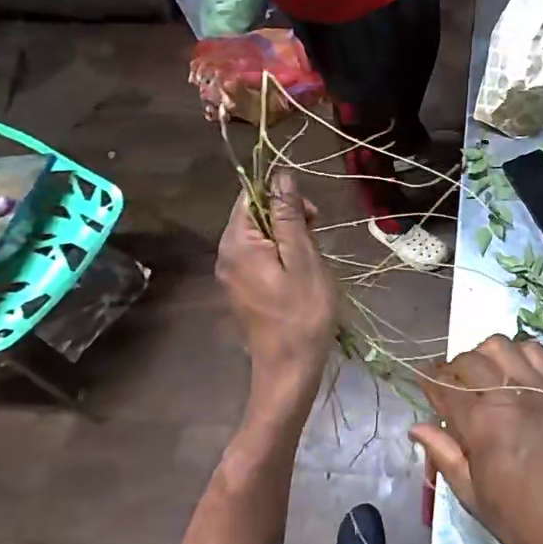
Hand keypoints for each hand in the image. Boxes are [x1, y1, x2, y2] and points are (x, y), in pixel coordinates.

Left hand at [216, 170, 337, 385]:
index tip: (311, 216)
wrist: (290, 368)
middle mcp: (226, 254)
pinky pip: (260, 256)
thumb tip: (280, 176)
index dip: (282, 196)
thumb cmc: (302, 311)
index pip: (251, 196)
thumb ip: (289, 215)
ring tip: (312, 259)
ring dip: (288, 237)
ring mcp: (231, 273)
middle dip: (288, 217)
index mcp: (237, 243)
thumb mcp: (302, 257)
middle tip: (317, 237)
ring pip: (260, 236)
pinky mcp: (242, 288)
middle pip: (255, 215)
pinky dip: (281, 255)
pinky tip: (300, 274)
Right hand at [411, 336, 542, 543]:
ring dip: (483, 356)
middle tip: (450, 391)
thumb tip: (417, 427)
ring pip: (499, 345)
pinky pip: (535, 350)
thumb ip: (445, 455)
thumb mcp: (474, 497)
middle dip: (451, 370)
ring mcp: (538, 386)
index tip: (422, 385)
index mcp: (481, 423)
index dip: (428, 382)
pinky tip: (514, 374)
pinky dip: (518, 353)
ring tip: (482, 378)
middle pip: (468, 360)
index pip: (444, 385)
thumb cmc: (525, 521)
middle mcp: (508, 393)